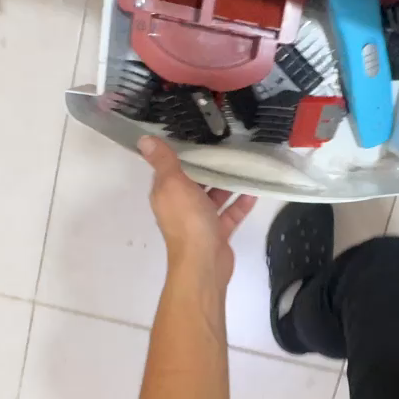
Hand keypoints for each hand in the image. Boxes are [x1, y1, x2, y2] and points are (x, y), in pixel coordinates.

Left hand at [138, 136, 256, 283]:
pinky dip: (240, 203)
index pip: (170, 168)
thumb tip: (144, 139)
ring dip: (227, 183)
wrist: (203, 264)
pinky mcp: (218, 232)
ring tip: (245, 164)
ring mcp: (200, 221)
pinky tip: (255, 190)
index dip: (181, 153)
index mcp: (167, 194)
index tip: (197, 134)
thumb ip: (163, 161)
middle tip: (228, 145)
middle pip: (195, 182)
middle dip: (209, 166)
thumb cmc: (187, 221)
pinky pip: (230, 214)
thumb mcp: (173, 184)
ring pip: (214, 197)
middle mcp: (181, 206)